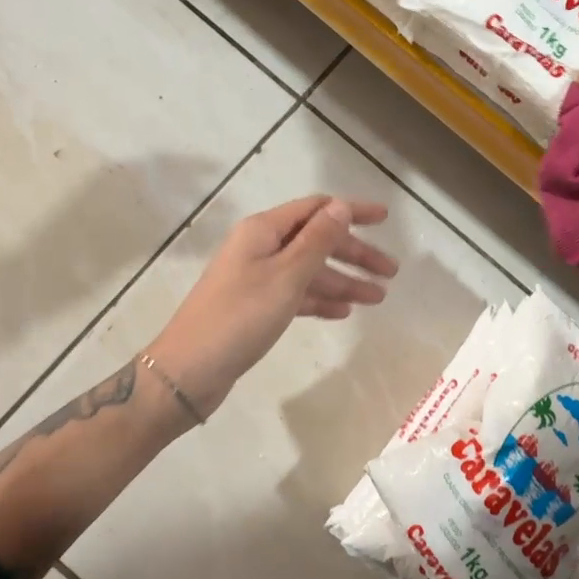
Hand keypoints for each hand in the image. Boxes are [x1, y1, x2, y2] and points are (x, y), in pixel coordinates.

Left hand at [148, 196, 395, 415]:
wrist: (187, 372)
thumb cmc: (240, 318)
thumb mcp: (286, 277)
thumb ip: (318, 240)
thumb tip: (342, 206)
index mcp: (264, 230)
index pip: (317, 208)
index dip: (352, 211)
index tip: (386, 220)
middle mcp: (260, 247)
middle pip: (316, 240)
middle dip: (354, 254)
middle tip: (390, 272)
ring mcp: (256, 278)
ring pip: (309, 270)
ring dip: (343, 281)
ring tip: (378, 298)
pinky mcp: (254, 307)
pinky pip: (296, 294)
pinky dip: (320, 299)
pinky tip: (344, 313)